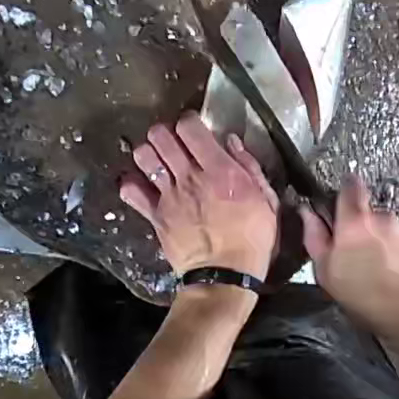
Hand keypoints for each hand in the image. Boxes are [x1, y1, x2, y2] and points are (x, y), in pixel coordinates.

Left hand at [120, 113, 278, 280]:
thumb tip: (230, 141)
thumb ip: (249, 167)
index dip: (190, 122)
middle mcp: (190, 177)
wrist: (226, 276)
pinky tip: (143, 186)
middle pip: (160, 135)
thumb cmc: (254, 239)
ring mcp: (169, 196)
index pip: (189, 127)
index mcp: (220, 170)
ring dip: (149, 154)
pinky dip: (133, 185)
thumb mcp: (267, 200)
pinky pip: (131, 191)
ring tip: (160, 163)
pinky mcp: (155, 216)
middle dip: (165, 133)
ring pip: (143, 156)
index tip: (196, 130)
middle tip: (175, 144)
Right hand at [299, 180, 398, 351]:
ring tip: (365, 268)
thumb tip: (307, 215)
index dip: (339, 194)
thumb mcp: (327, 271)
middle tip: (344, 252)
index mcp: (355, 220)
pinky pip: (391, 241)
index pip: (349, 185)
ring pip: (377, 227)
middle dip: (353, 226)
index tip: (331, 207)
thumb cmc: (366, 295)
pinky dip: (385, 251)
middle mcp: (380, 217)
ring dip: (370, 241)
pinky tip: (382, 273)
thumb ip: (315, 237)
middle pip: (362, 211)